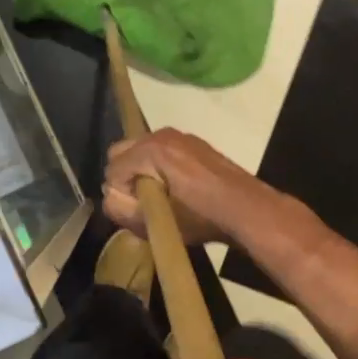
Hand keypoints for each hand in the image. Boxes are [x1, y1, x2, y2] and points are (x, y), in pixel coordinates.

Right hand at [103, 130, 275, 246]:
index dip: (119, 194)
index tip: (137, 210)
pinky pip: (161, 150)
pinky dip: (158, 166)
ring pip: (141, 150)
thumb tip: (111, 197)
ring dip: (141, 171)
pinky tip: (176, 188)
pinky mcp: (193, 142)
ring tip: (159, 196)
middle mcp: (161, 134)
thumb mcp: (154, 224)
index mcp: (150, 150)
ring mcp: (179, 135)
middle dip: (125, 177)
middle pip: (121, 152)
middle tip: (141, 202)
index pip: (112, 169)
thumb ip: (120, 210)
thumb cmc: (200, 218)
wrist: (246, 209)